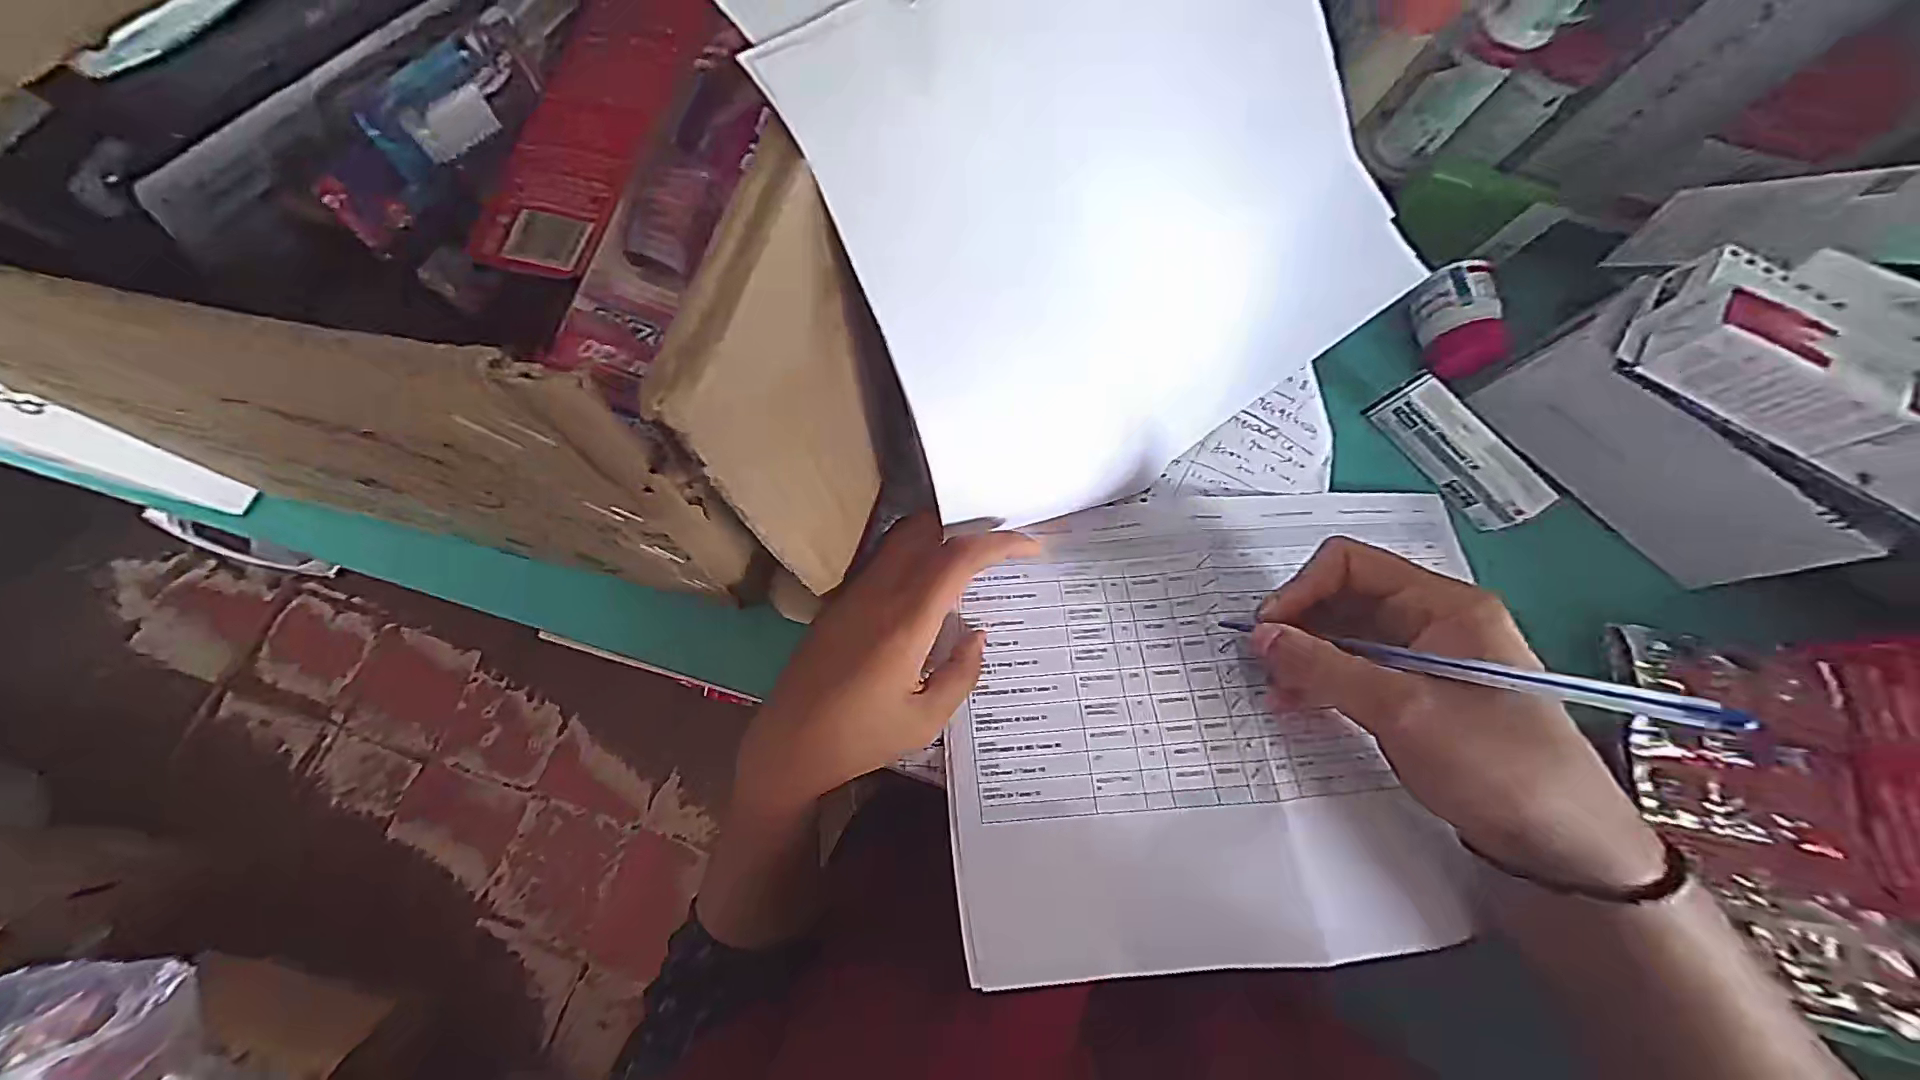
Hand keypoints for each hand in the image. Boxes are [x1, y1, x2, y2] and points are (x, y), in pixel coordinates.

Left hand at [733, 513, 1039, 815]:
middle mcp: (878, 594)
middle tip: (998, 550)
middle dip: (968, 528)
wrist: (786, 743)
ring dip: (939, 537)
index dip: (998, 544)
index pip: (956, 559)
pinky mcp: (839, 601)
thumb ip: (961, 674)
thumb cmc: (859, 739)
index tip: (1028, 547)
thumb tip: (978, 635)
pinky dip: (914, 554)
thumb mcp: (925, 721)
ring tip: (968, 564)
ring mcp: (854, 593)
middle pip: (926, 530)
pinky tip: (926, 587)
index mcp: (905, 623)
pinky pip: (884, 559)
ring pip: (901, 539)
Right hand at [1253, 537, 1663, 890]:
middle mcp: (1430, 621)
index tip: (1269, 629)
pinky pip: (1351, 669)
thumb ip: (1323, 667)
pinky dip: (1319, 679)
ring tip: (1276, 688)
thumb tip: (1260, 636)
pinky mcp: (1411, 692)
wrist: (1563, 847)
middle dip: (1297, 625)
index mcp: (1443, 605)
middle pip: (1342, 598)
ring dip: (1303, 656)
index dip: (1302, 589)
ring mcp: (1420, 658)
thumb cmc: (1497, 764)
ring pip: (1341, 636)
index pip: (1351, 565)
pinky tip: (1297, 701)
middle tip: (1264, 662)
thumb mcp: (1402, 709)